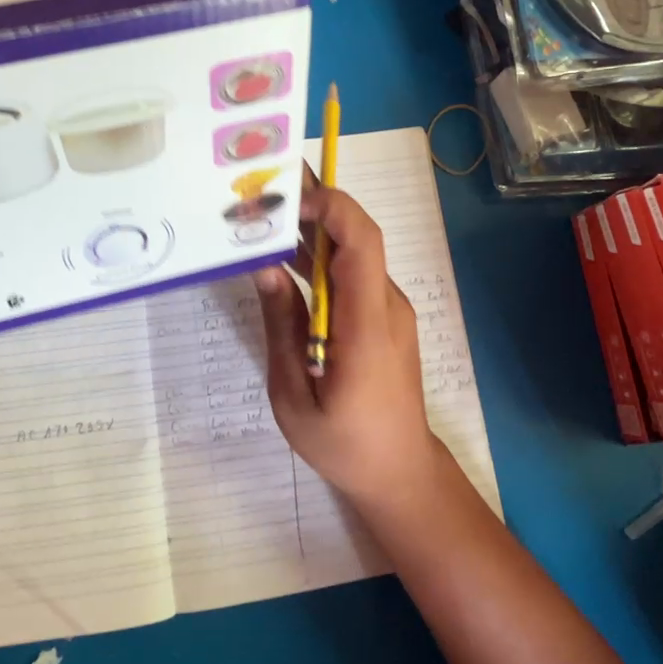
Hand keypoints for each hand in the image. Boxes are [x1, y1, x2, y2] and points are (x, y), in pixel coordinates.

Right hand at [253, 174, 446, 507]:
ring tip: (261, 217)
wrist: (401, 474)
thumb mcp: (294, 396)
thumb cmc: (345, 445)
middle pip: (357, 237)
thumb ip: (282, 327)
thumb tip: (265, 268)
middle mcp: (386, 305)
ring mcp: (388, 310)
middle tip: (261, 189)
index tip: (285, 197)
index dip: (329, 207)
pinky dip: (319, 260)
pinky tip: (284, 260)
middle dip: (312, 206)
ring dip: (311, 232)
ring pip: (353, 253)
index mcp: (366, 323)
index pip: (361, 242)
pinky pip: (352, 275)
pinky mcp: (382, 318)